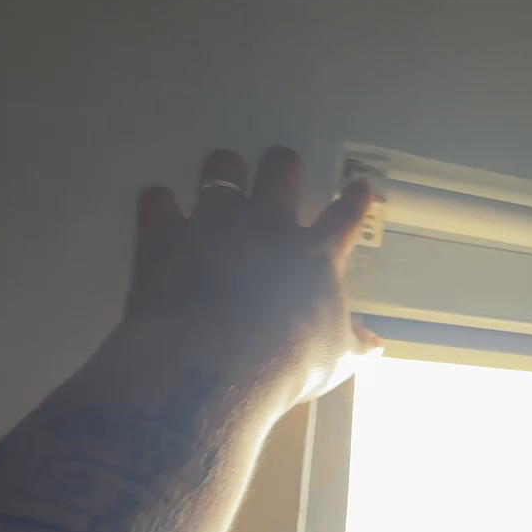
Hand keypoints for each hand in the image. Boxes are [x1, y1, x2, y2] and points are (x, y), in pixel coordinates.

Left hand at [123, 145, 379, 404]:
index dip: (356, 199)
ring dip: (224, 170)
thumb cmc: (290, 364)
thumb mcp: (335, 360)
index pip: (345, 215)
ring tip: (222, 179)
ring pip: (221, 167)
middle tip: (282, 175)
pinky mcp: (165, 233)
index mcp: (316, 253)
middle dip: (284, 165)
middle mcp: (269, 224)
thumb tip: (374, 345)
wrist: (217, 365)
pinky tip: (163, 212)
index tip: (361, 185)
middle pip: (282, 169)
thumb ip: (354, 345)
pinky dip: (161, 205)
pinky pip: (157, 199)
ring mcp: (215, 222)